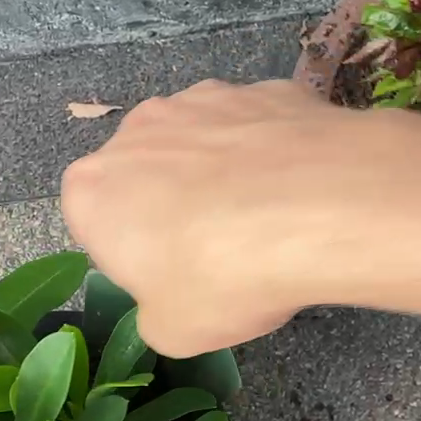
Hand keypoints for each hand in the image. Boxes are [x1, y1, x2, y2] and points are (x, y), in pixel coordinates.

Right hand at [60, 79, 420, 355]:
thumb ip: (158, 312)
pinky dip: (280, 151)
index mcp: (95, 187)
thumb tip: (173, 301)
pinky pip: (267, 127)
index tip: (181, 278)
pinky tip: (308, 185)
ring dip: (233, 173)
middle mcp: (142, 128)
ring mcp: (210, 98)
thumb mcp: (176, 331)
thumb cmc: (228, 276)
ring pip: (211, 143)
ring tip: (278, 217)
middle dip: (183, 206)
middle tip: (231, 250)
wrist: (324, 210)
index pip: (101, 227)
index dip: (141, 258)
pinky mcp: (270, 89)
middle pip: (155, 174)